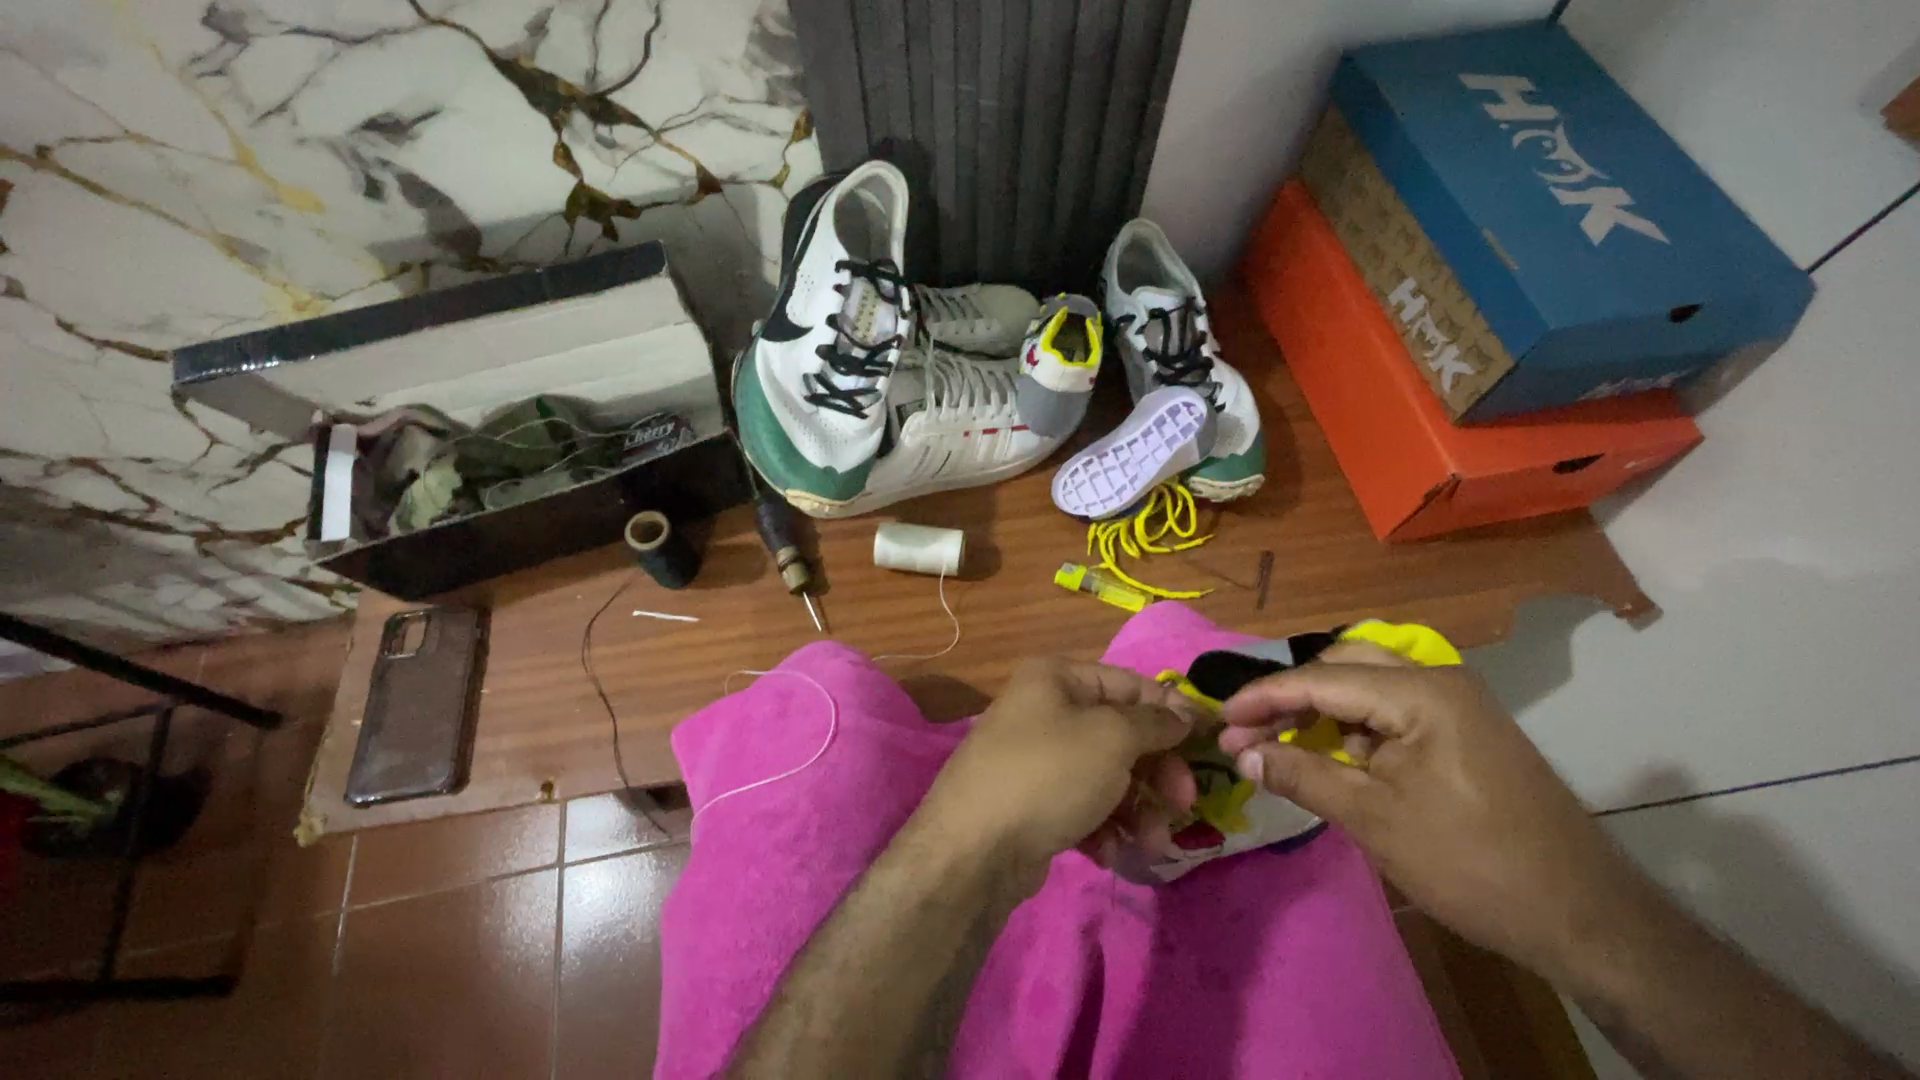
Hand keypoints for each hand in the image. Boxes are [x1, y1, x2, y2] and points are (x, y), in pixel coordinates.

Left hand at [916, 657, 1203, 880]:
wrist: (975, 849)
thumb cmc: (1049, 774)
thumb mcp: (1112, 738)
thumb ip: (1154, 723)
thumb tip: (1183, 713)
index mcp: (1055, 679)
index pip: (1129, 684)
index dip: (1170, 712)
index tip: (1207, 743)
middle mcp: (1043, 711)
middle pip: (1120, 735)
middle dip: (1157, 772)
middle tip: (1183, 803)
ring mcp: (1035, 761)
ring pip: (1106, 778)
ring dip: (1137, 810)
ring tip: (1150, 842)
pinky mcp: (1032, 806)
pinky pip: (1083, 808)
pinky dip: (1103, 829)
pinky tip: (1108, 852)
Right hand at [1219, 644, 1658, 980]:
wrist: (1583, 914)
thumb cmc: (1470, 863)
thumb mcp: (1372, 819)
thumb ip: (1300, 774)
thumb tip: (1243, 754)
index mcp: (1420, 693)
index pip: (1318, 679)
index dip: (1262, 698)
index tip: (1219, 722)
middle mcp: (1440, 681)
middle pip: (1343, 666)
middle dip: (1291, 695)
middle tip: (1250, 733)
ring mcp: (1458, 705)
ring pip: (1369, 685)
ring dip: (1321, 708)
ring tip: (1281, 744)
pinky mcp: (1466, 731)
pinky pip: (1394, 709)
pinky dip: (1355, 725)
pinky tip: (1333, 755)